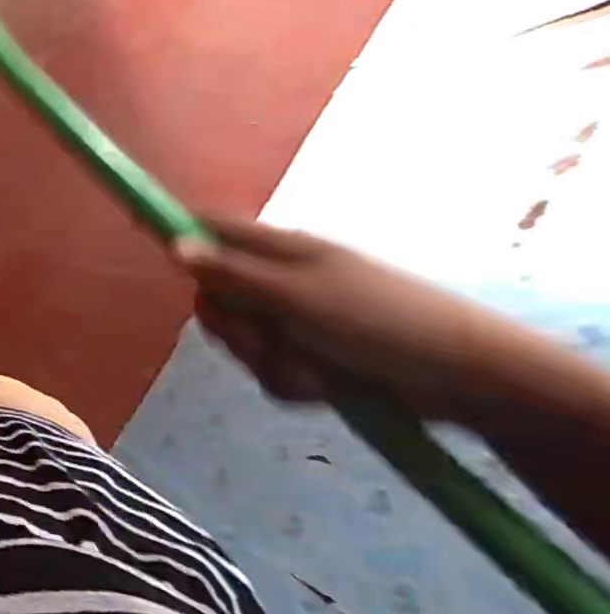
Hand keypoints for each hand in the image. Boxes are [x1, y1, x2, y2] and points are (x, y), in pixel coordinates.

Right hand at [173, 216, 586, 423]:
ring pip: (240, 339)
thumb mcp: (296, 295)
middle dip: (230, 326)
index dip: (175, 228)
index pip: (211, 227)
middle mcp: (281, 282)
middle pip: (213, 294)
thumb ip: (230, 273)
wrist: (473, 383)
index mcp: (280, 252)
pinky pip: (269, 368)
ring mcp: (296, 320)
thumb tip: (173, 244)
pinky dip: (290, 381)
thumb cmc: (382, 323)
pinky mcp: (311, 356)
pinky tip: (326, 386)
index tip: (140, 233)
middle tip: (262, 339)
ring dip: (266, 360)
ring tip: (312, 370)